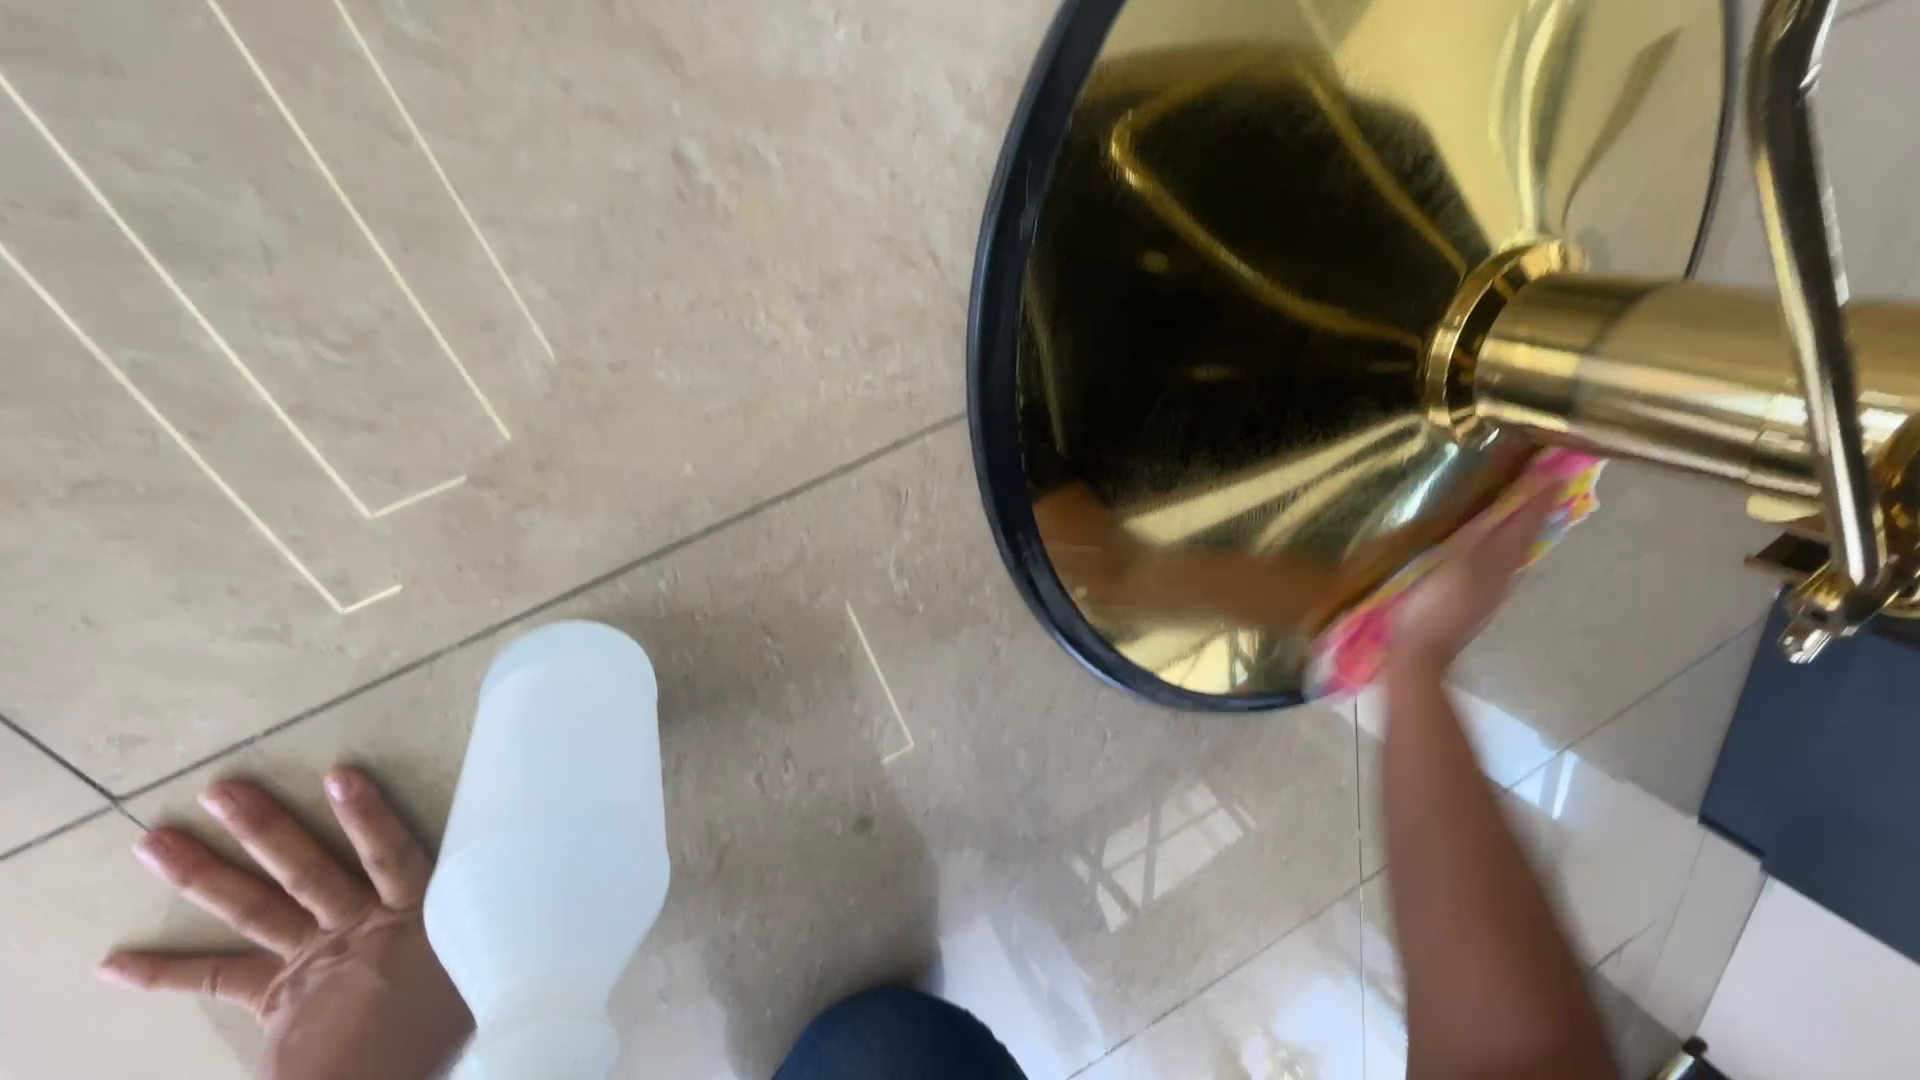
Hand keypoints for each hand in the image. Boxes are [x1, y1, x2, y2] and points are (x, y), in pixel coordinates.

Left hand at [100, 768, 471, 1079]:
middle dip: (264, 831)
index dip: (366, 816)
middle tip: (221, 791)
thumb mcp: (482, 963)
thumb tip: (536, 890)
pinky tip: (113, 962)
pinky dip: (165, 970)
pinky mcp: (275, 995)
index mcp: (413, 917)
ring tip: (154, 843)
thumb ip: (487, 922)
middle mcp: (356, 927)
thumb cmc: (446, 1021)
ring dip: (204, 874)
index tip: (339, 774)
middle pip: (307, 871)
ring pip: (254, 910)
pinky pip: (216, 979)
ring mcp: (309, 958)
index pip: (392, 855)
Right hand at [1390, 484, 1556, 674]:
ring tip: (1517, 510)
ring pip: (1510, 554)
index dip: (1535, 500)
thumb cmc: (1430, 610)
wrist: (1420, 657)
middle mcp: (1500, 577)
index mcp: (1497, 565)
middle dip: (1531, 512)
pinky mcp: (1471, 602)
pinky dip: (1499, 549)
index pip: (1522, 526)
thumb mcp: (1454, 568)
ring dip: (1517, 530)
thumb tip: (1508, 507)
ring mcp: (1487, 592)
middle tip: (1540, 487)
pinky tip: (1487, 550)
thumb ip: (1478, 539)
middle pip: (1522, 539)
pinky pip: (1494, 567)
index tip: (1550, 473)